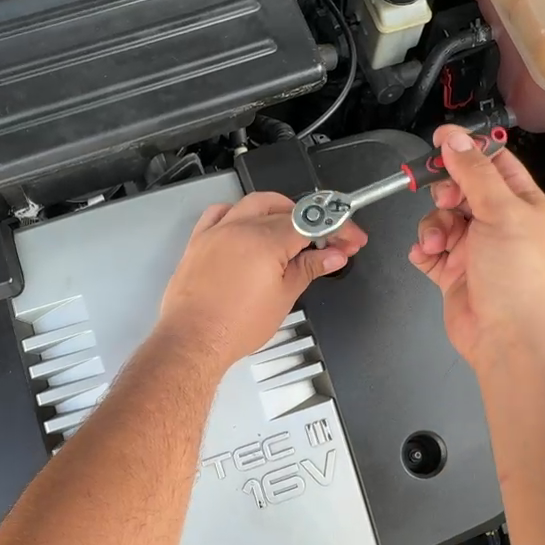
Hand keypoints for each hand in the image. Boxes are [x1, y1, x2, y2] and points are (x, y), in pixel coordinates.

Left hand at [157, 192, 365, 368]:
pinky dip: (238, 212)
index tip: (350, 237)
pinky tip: (246, 224)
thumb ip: (309, 269)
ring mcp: (217, 232)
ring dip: (278, 210)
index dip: (336, 228)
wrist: (194, 340)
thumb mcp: (284, 297)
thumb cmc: (233, 326)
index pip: (311, 223)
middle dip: (312, 224)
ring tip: (291, 230)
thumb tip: (332, 256)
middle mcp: (240, 229)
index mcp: (266, 241)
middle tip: (327, 242)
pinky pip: (219, 212)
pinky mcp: (199, 241)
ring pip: (254, 204)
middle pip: (287, 212)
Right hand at [408, 125, 544, 368]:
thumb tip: (455, 138)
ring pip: (440, 219)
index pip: (493, 163)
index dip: (466, 149)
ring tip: (437, 243)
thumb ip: (473, 172)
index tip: (439, 140)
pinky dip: (423, 250)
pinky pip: (429, 251)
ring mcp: (475, 250)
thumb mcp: (500, 211)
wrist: (509, 339)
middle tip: (441, 199)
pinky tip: (426, 255)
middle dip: (444, 192)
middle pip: (461, 190)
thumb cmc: (520, 277)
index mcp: (521, 204)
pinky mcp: (454, 274)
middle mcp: (499, 224)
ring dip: (431, 226)